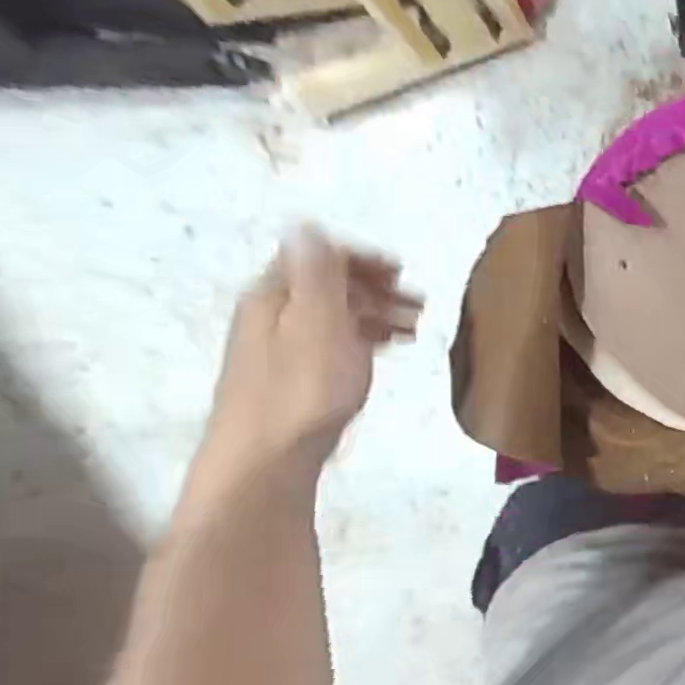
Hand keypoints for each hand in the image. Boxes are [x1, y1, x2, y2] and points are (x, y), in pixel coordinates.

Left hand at [198, 228, 422, 479]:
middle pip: (326, 285)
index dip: (361, 259)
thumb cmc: (302, 391)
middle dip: (375, 287)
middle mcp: (273, 315)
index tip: (402, 272)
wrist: (266, 460)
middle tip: (417, 304)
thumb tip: (308, 224)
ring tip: (411, 329)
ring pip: (333, 315)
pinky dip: (363, 338)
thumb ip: (318, 275)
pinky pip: (333, 341)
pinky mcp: (293, 377)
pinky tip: (381, 353)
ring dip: (375, 313)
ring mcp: (281, 348)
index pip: (317, 257)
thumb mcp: (317, 324)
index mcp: (275, 296)